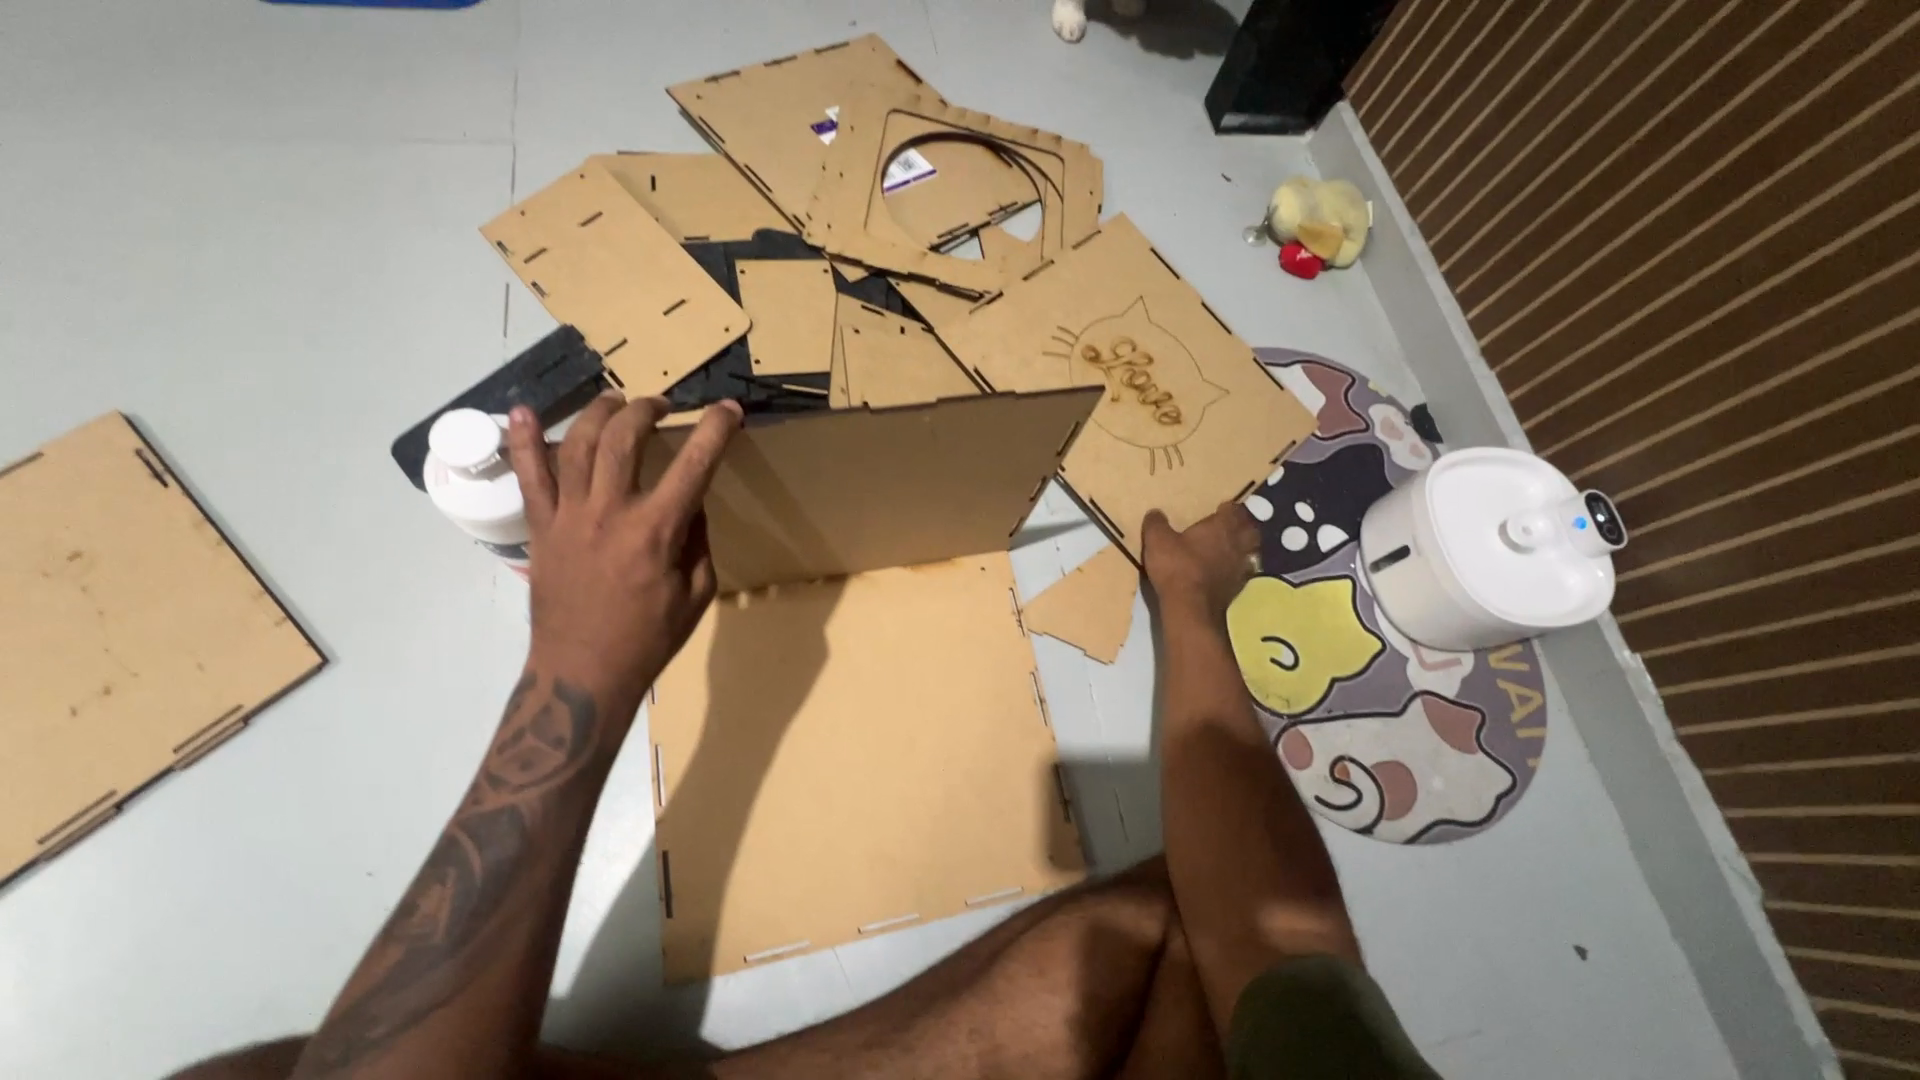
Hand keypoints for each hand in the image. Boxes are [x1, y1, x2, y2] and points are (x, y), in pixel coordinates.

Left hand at [506, 394, 743, 707]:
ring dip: (599, 412)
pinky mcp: (539, 527)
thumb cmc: (649, 639)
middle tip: (661, 405)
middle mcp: (610, 512)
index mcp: (657, 531)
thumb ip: (697, 541)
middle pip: (624, 437)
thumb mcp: (696, 593)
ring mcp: (568, 516)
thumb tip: (689, 504)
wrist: (583, 671)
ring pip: (578, 444)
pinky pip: (528, 476)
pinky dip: (525, 440)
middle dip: (647, 409)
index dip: (716, 429)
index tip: (729, 409)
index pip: (694, 464)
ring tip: (615, 402)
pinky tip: (526, 412)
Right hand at [1141, 504, 1259, 622]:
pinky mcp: (1239, 587)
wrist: (1191, 606)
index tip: (1221, 508)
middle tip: (1232, 526)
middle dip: (1243, 526)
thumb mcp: (1157, 541)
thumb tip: (1155, 512)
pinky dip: (1239, 568)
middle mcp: (1237, 544)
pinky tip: (1229, 571)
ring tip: (1233, 547)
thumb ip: (1156, 524)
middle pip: (1250, 530)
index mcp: (1221, 526)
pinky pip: (1244, 571)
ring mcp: (1241, 566)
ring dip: (1245, 547)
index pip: (1234, 510)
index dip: (1229, 508)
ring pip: (1252, 551)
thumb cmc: (1177, 566)